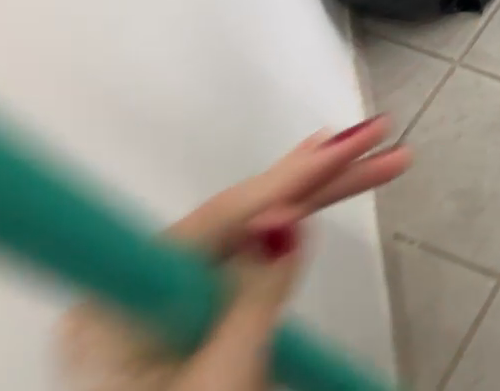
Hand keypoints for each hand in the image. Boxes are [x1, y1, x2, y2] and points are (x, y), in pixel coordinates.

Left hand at [57, 117, 410, 390]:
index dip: (283, 177)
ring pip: (253, 224)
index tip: (338, 143)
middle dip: (319, 175)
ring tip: (380, 155)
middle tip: (381, 134)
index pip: (218, 220)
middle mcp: (134, 287)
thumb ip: (253, 298)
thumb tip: (284, 218)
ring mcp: (163, 295)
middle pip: (240, 214)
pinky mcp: (190, 306)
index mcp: (118, 307)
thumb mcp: (223, 377)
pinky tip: (324, 188)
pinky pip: (249, 248)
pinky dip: (298, 217)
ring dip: (321, 190)